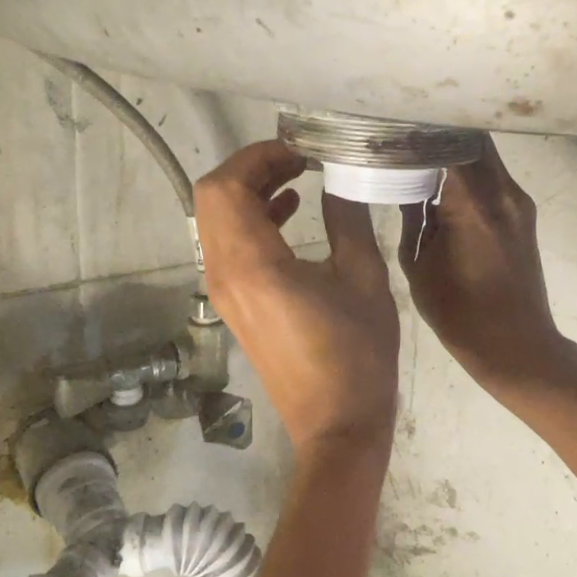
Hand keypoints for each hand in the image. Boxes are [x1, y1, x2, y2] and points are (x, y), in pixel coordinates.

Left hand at [195, 141, 400, 453]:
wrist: (337, 424)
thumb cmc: (357, 352)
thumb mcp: (364, 277)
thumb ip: (347, 218)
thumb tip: (341, 178)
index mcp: (252, 264)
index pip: (225, 187)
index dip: (256, 158)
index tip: (300, 152)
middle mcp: (225, 274)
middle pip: (212, 199)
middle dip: (250, 169)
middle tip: (299, 162)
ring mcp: (225, 293)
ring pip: (216, 222)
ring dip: (249, 193)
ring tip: (298, 180)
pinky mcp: (235, 306)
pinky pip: (228, 247)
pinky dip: (251, 222)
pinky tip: (289, 214)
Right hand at [399, 139, 568, 389]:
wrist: (515, 346)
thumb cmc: (459, 314)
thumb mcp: (419, 265)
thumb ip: (411, 217)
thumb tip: (404, 185)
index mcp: (471, 204)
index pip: (446, 143)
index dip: (418, 132)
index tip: (393, 131)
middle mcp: (501, 193)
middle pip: (471, 139)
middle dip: (439, 134)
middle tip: (406, 137)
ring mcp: (518, 202)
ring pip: (486, 156)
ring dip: (456, 151)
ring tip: (421, 157)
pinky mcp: (523, 214)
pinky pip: (494, 177)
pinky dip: (470, 172)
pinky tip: (444, 184)